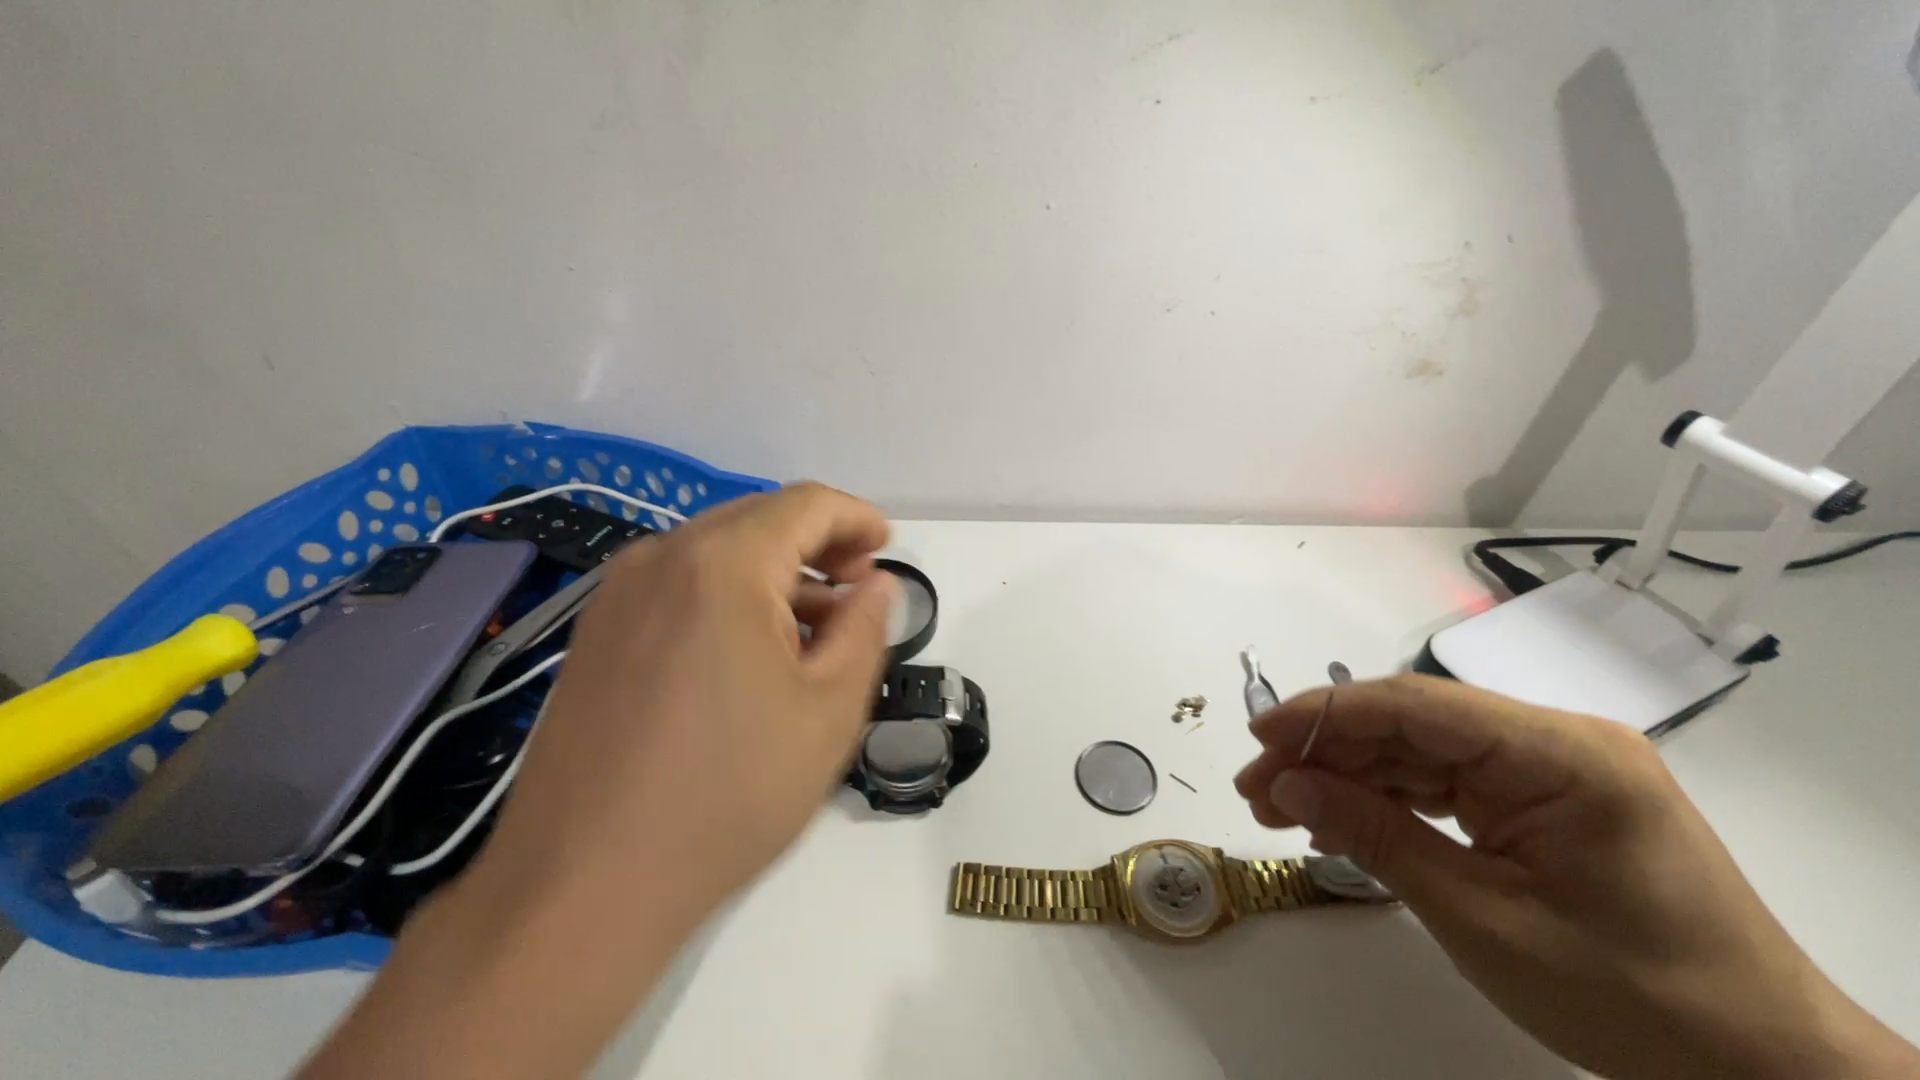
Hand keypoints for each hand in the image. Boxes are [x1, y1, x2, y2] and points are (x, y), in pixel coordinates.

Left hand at [471, 482, 896, 924]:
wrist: (584, 882)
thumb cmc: (727, 794)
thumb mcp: (828, 711)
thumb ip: (864, 630)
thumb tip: (874, 585)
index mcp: (720, 564)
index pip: (804, 505)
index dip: (856, 519)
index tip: (888, 549)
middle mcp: (658, 559)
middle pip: (757, 520)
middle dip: (818, 545)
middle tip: (857, 593)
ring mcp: (616, 596)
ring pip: (714, 553)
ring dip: (774, 574)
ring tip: (813, 631)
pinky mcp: (594, 634)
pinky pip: (677, 587)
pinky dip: (727, 598)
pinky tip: (749, 653)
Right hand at [1235, 675, 1918, 1079]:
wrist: (1758, 1068)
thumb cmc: (1627, 993)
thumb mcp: (1480, 915)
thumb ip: (1376, 835)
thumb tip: (1286, 782)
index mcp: (1561, 753)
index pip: (1417, 705)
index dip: (1327, 713)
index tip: (1259, 735)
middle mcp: (1559, 743)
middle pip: (1415, 726)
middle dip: (1329, 754)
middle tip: (1258, 792)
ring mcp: (1556, 771)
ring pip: (1425, 753)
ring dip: (1353, 779)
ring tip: (1285, 813)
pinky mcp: (1550, 802)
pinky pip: (1453, 786)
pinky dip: (1394, 804)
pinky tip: (1344, 827)